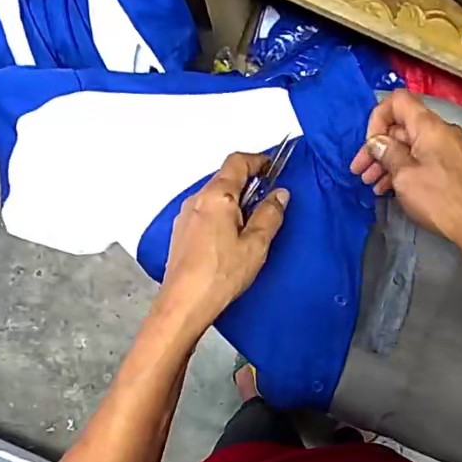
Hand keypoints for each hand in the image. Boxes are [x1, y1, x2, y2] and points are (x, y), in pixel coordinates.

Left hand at [158, 152, 288, 329]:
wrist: (185, 302)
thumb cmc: (219, 275)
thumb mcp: (256, 244)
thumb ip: (270, 215)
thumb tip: (279, 196)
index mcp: (217, 197)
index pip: (237, 162)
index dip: (258, 160)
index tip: (272, 166)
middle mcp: (197, 200)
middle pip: (225, 178)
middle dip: (249, 182)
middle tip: (269, 197)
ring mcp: (187, 216)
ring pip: (215, 196)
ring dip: (236, 201)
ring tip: (254, 223)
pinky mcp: (183, 232)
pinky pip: (206, 212)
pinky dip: (223, 214)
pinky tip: (234, 237)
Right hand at [348, 91, 461, 248]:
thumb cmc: (438, 198)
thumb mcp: (404, 175)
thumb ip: (387, 153)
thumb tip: (377, 142)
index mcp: (429, 125)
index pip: (397, 101)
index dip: (377, 118)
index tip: (369, 144)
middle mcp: (440, 131)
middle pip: (401, 127)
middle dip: (377, 148)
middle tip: (361, 172)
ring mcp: (447, 150)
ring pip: (410, 146)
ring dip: (387, 162)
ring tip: (371, 184)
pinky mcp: (450, 168)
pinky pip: (421, 160)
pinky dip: (404, 170)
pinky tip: (388, 189)